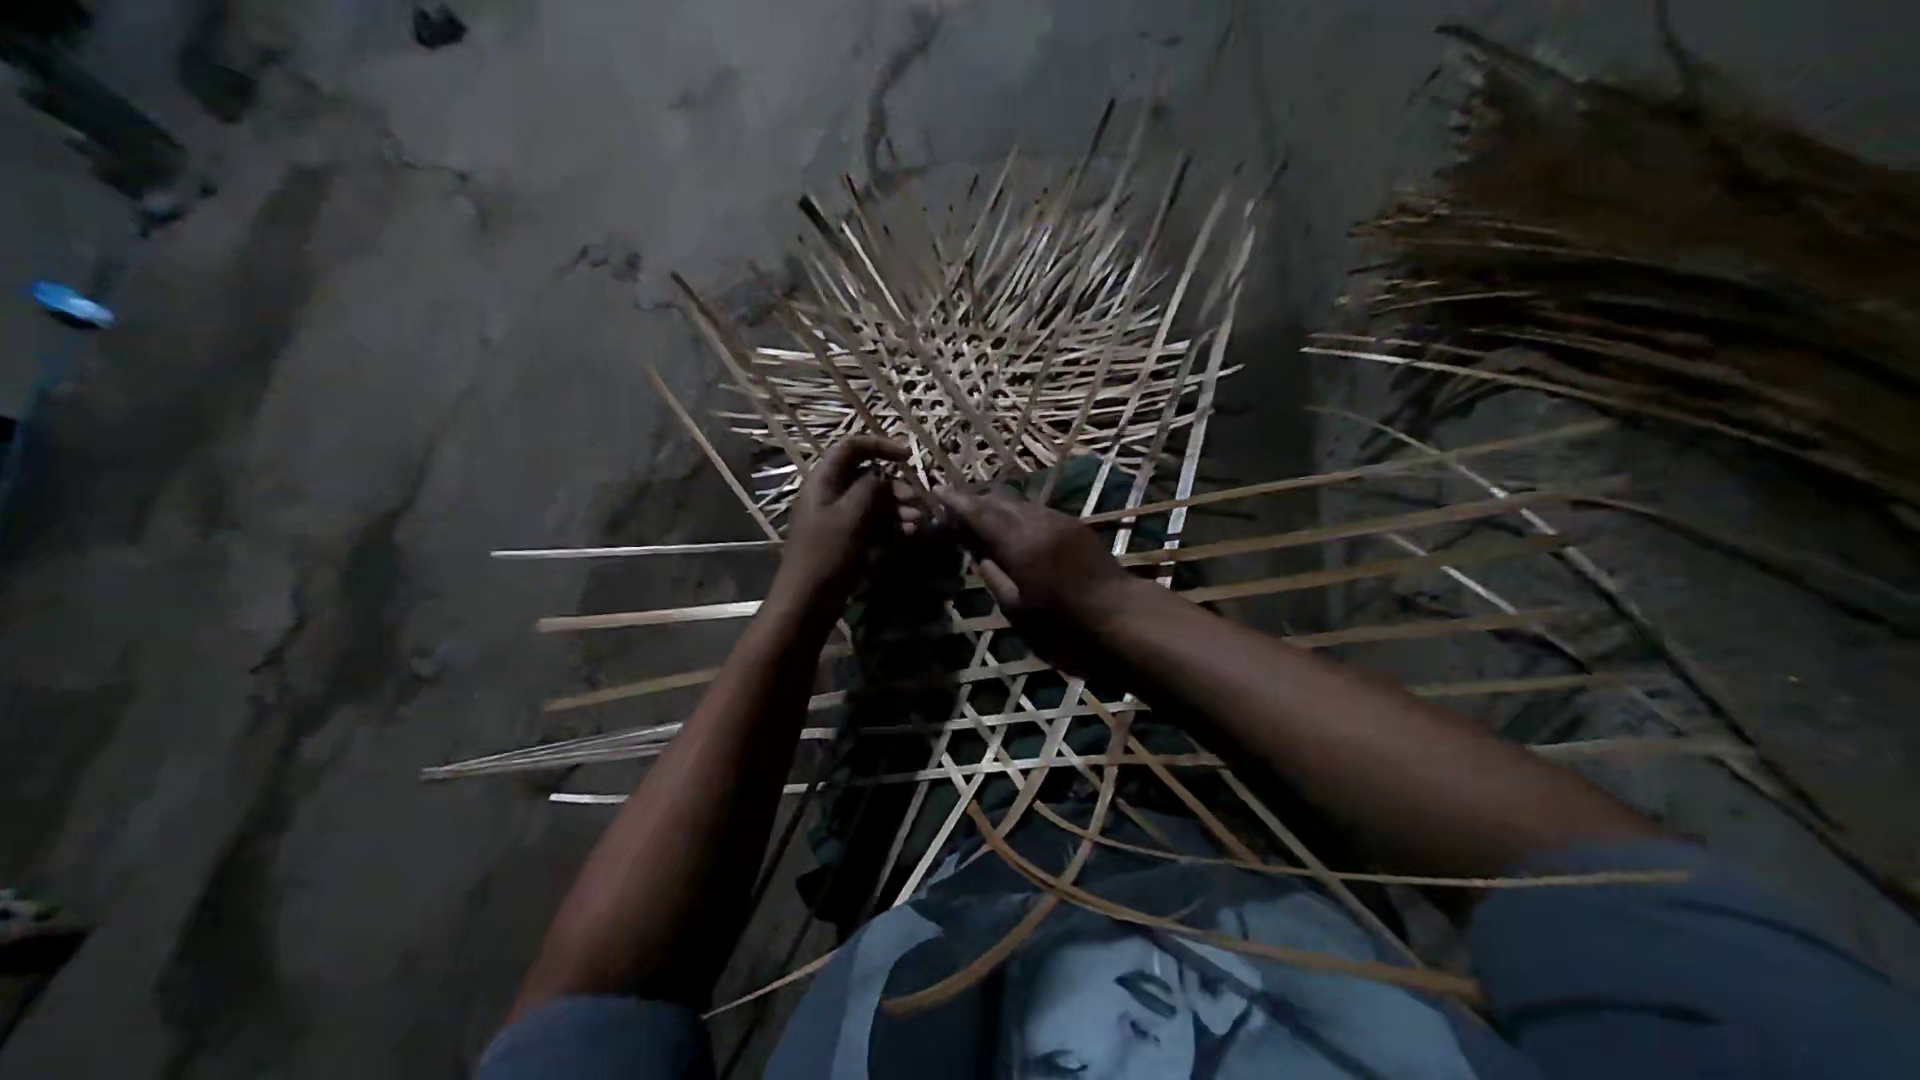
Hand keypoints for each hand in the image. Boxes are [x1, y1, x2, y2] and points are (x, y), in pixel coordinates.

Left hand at [770, 435, 908, 613]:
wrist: (808, 599)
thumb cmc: (826, 553)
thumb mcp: (851, 514)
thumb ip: (871, 488)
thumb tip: (884, 477)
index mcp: (824, 481)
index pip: (851, 447)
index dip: (879, 445)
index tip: (907, 456)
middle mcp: (831, 495)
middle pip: (868, 478)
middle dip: (895, 487)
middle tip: (916, 502)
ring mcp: (839, 519)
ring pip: (874, 503)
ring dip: (898, 509)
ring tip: (917, 523)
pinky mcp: (848, 540)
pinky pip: (874, 524)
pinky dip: (892, 527)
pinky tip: (909, 536)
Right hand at [933, 487, 1144, 673]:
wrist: (1122, 617)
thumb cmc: (1065, 626)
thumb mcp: (1018, 610)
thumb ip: (993, 576)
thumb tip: (978, 553)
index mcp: (1019, 543)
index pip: (979, 513)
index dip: (956, 502)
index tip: (937, 491)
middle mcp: (1038, 522)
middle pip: (999, 500)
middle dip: (975, 499)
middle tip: (954, 503)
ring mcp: (1060, 521)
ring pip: (1020, 503)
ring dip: (997, 505)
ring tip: (980, 512)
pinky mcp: (1076, 527)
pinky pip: (1038, 511)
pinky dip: (1018, 513)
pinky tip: (1012, 524)